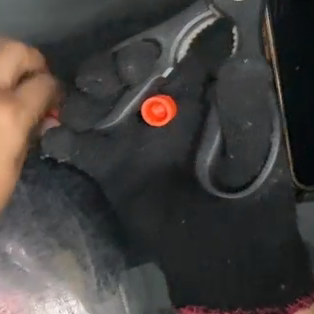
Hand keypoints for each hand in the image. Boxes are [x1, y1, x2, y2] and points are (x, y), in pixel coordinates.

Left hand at [0, 11, 59, 258]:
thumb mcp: (10, 174)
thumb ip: (24, 138)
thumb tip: (35, 119)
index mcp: (9, 114)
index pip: (42, 86)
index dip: (53, 91)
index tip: (54, 101)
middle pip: (14, 54)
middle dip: (32, 60)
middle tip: (36, 76)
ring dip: (0, 47)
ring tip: (8, 59)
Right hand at [42, 31, 313, 313]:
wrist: (226, 259)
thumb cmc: (250, 200)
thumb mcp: (256, 153)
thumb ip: (243, 111)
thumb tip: (236, 63)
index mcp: (192, 99)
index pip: (162, 61)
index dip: (144, 54)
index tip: (139, 62)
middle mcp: (153, 111)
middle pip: (117, 76)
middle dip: (105, 72)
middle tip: (107, 85)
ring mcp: (126, 139)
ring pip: (93, 104)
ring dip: (81, 102)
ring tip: (82, 116)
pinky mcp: (106, 167)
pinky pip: (76, 146)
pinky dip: (60, 139)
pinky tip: (57, 139)